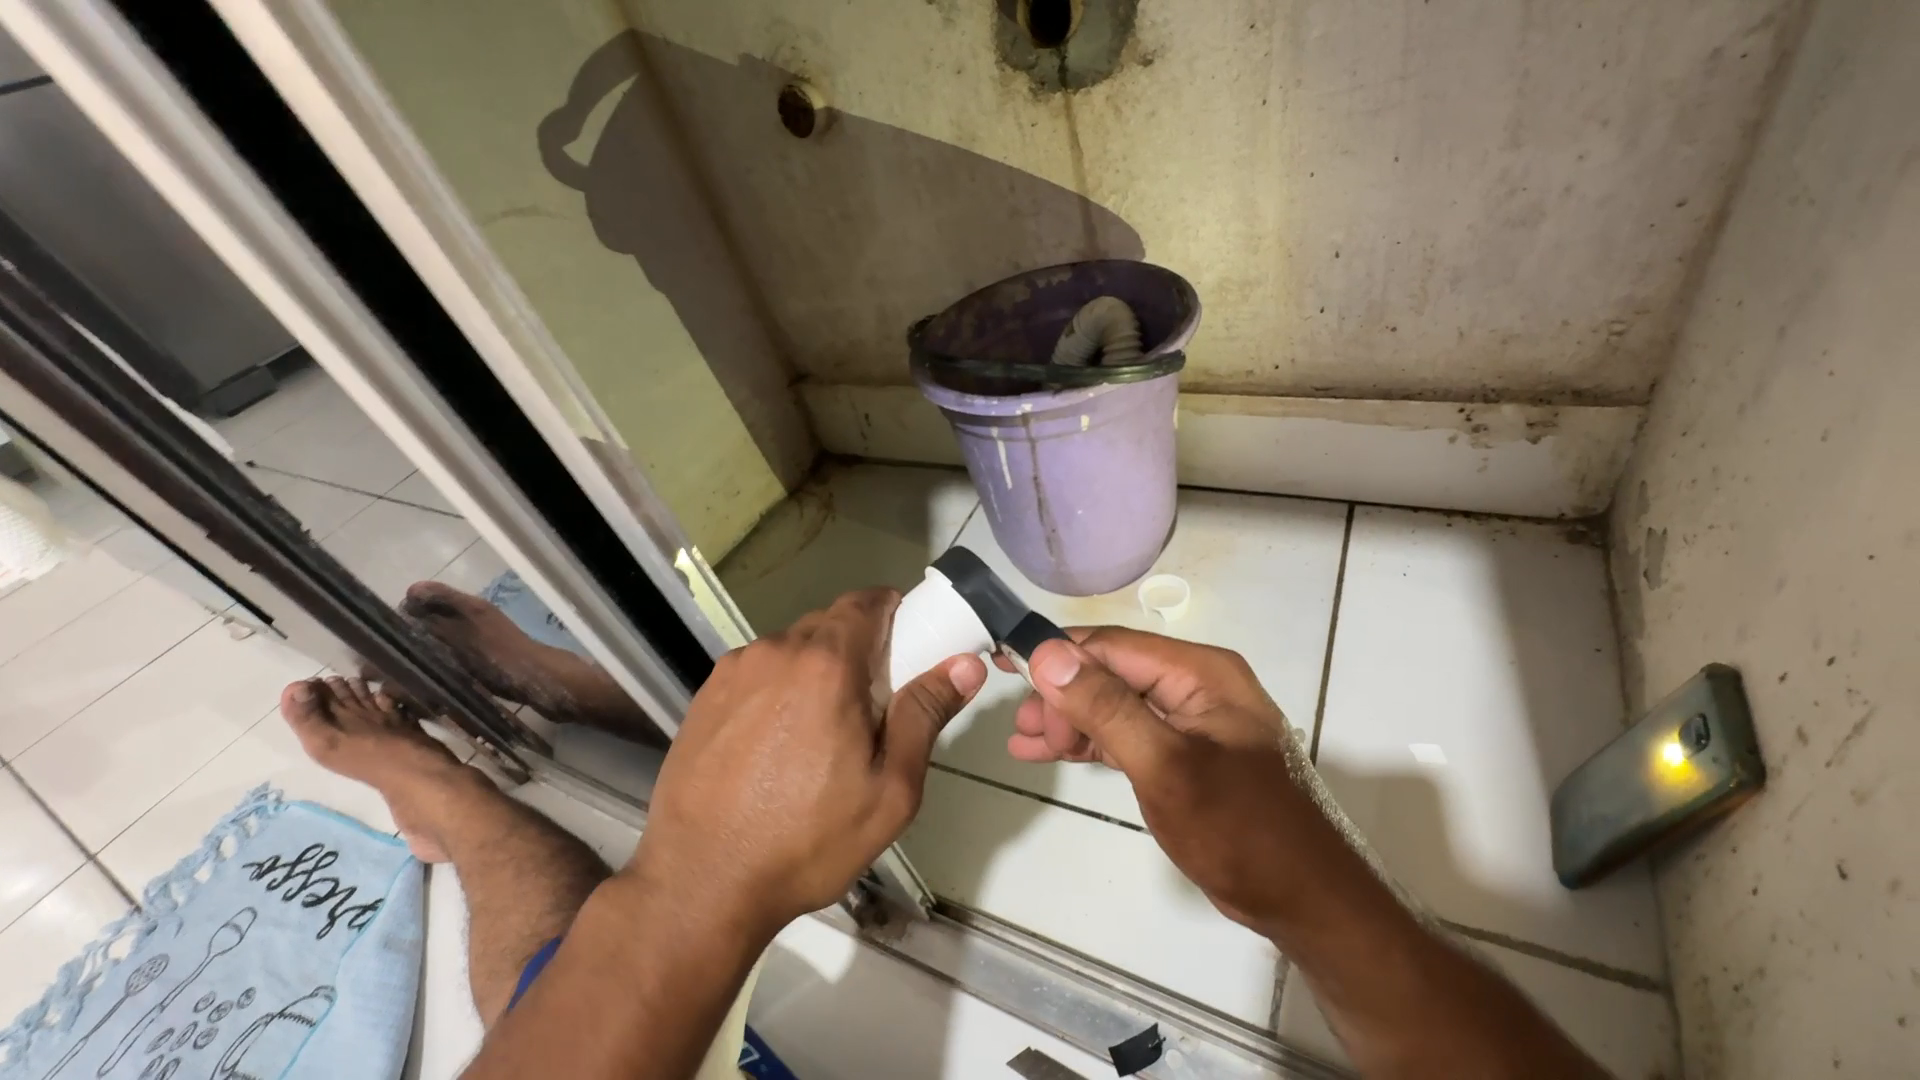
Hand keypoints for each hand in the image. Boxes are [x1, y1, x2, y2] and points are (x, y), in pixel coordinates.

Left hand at [630, 588, 987, 932]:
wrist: (701, 883)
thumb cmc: (808, 840)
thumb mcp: (891, 789)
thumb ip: (926, 715)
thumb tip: (965, 665)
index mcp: (827, 664)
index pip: (867, 601)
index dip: (894, 614)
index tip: (908, 649)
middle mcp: (776, 651)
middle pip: (830, 624)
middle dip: (859, 650)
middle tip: (872, 707)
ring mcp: (735, 671)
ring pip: (792, 649)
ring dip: (816, 672)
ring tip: (819, 736)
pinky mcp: (706, 696)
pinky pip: (759, 673)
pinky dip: (778, 691)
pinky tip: (775, 747)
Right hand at [1007, 628, 1353, 930]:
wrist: (1302, 900)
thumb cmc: (1238, 828)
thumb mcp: (1164, 765)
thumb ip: (1106, 707)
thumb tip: (1047, 654)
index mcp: (1200, 672)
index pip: (1113, 645)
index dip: (1057, 654)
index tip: (1007, 669)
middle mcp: (1197, 685)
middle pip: (1111, 672)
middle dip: (1062, 695)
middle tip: (1023, 729)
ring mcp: (1192, 721)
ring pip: (1115, 703)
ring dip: (1069, 720)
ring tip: (1025, 741)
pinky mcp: (1186, 754)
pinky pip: (1128, 733)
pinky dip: (1091, 742)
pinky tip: (1053, 753)